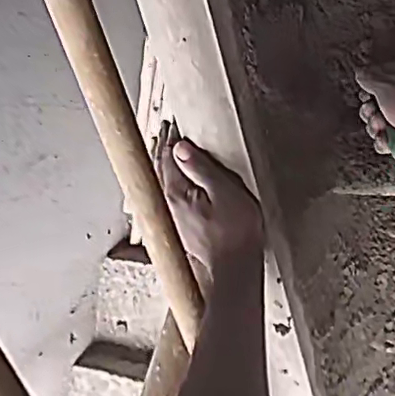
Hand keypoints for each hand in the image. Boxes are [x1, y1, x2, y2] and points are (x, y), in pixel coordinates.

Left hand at [156, 122, 262, 268]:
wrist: (234, 271)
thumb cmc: (235, 234)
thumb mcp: (226, 193)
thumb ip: (202, 169)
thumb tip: (181, 148)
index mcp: (175, 193)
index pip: (167, 157)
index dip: (170, 139)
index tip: (172, 125)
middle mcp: (167, 205)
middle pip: (159, 170)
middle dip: (162, 150)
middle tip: (166, 132)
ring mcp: (172, 218)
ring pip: (162, 183)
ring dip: (164, 166)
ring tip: (169, 152)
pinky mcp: (179, 227)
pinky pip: (168, 196)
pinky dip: (170, 181)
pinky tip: (177, 182)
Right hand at [355, 63, 394, 166]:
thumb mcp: (386, 84)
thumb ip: (369, 76)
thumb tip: (361, 72)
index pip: (379, 77)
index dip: (367, 87)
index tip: (365, 94)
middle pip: (376, 102)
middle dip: (369, 110)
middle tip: (372, 112)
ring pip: (379, 122)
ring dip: (374, 127)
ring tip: (382, 128)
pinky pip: (388, 140)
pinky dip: (384, 142)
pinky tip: (387, 141)